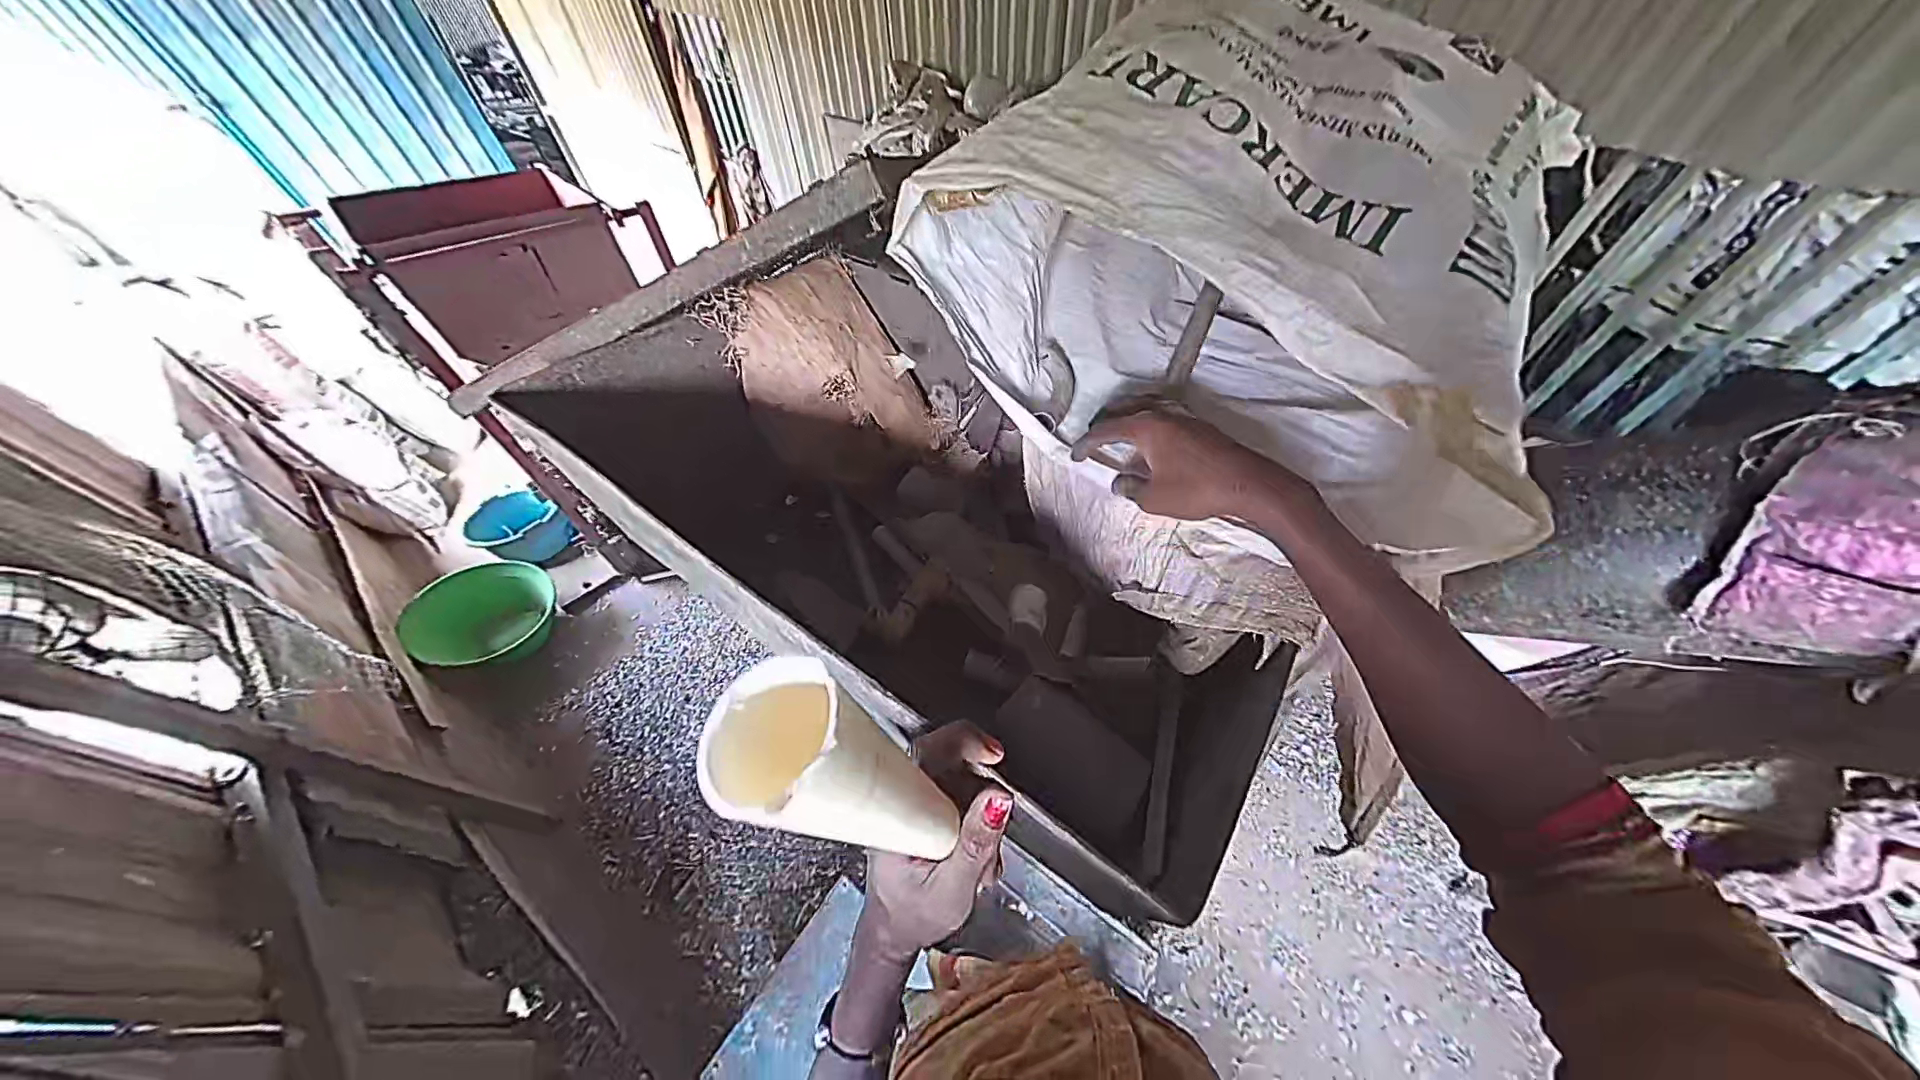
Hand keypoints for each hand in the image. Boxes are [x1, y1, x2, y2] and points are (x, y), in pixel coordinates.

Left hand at [861, 723, 1010, 962]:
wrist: (894, 932)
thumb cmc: (912, 914)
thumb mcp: (951, 888)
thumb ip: (977, 844)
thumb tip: (999, 798)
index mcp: (896, 807)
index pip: (925, 751)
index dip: (961, 741)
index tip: (991, 753)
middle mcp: (902, 794)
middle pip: (947, 756)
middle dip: (984, 782)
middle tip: (1000, 812)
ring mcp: (915, 797)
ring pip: (960, 773)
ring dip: (984, 806)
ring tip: (984, 856)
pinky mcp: (927, 803)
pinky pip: (961, 789)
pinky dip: (980, 814)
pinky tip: (979, 850)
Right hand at [1070, 406, 1315, 521]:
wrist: (1248, 484)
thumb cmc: (1197, 489)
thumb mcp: (1153, 498)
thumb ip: (1131, 488)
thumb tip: (1121, 482)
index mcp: (1147, 428)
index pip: (1107, 431)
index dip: (1087, 444)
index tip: (1075, 455)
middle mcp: (1165, 416)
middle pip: (1127, 414)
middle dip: (1107, 427)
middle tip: (1094, 441)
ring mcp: (1186, 420)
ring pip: (1148, 416)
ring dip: (1130, 428)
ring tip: (1121, 444)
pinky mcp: (1201, 430)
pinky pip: (1166, 423)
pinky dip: (1151, 433)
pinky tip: (1153, 452)